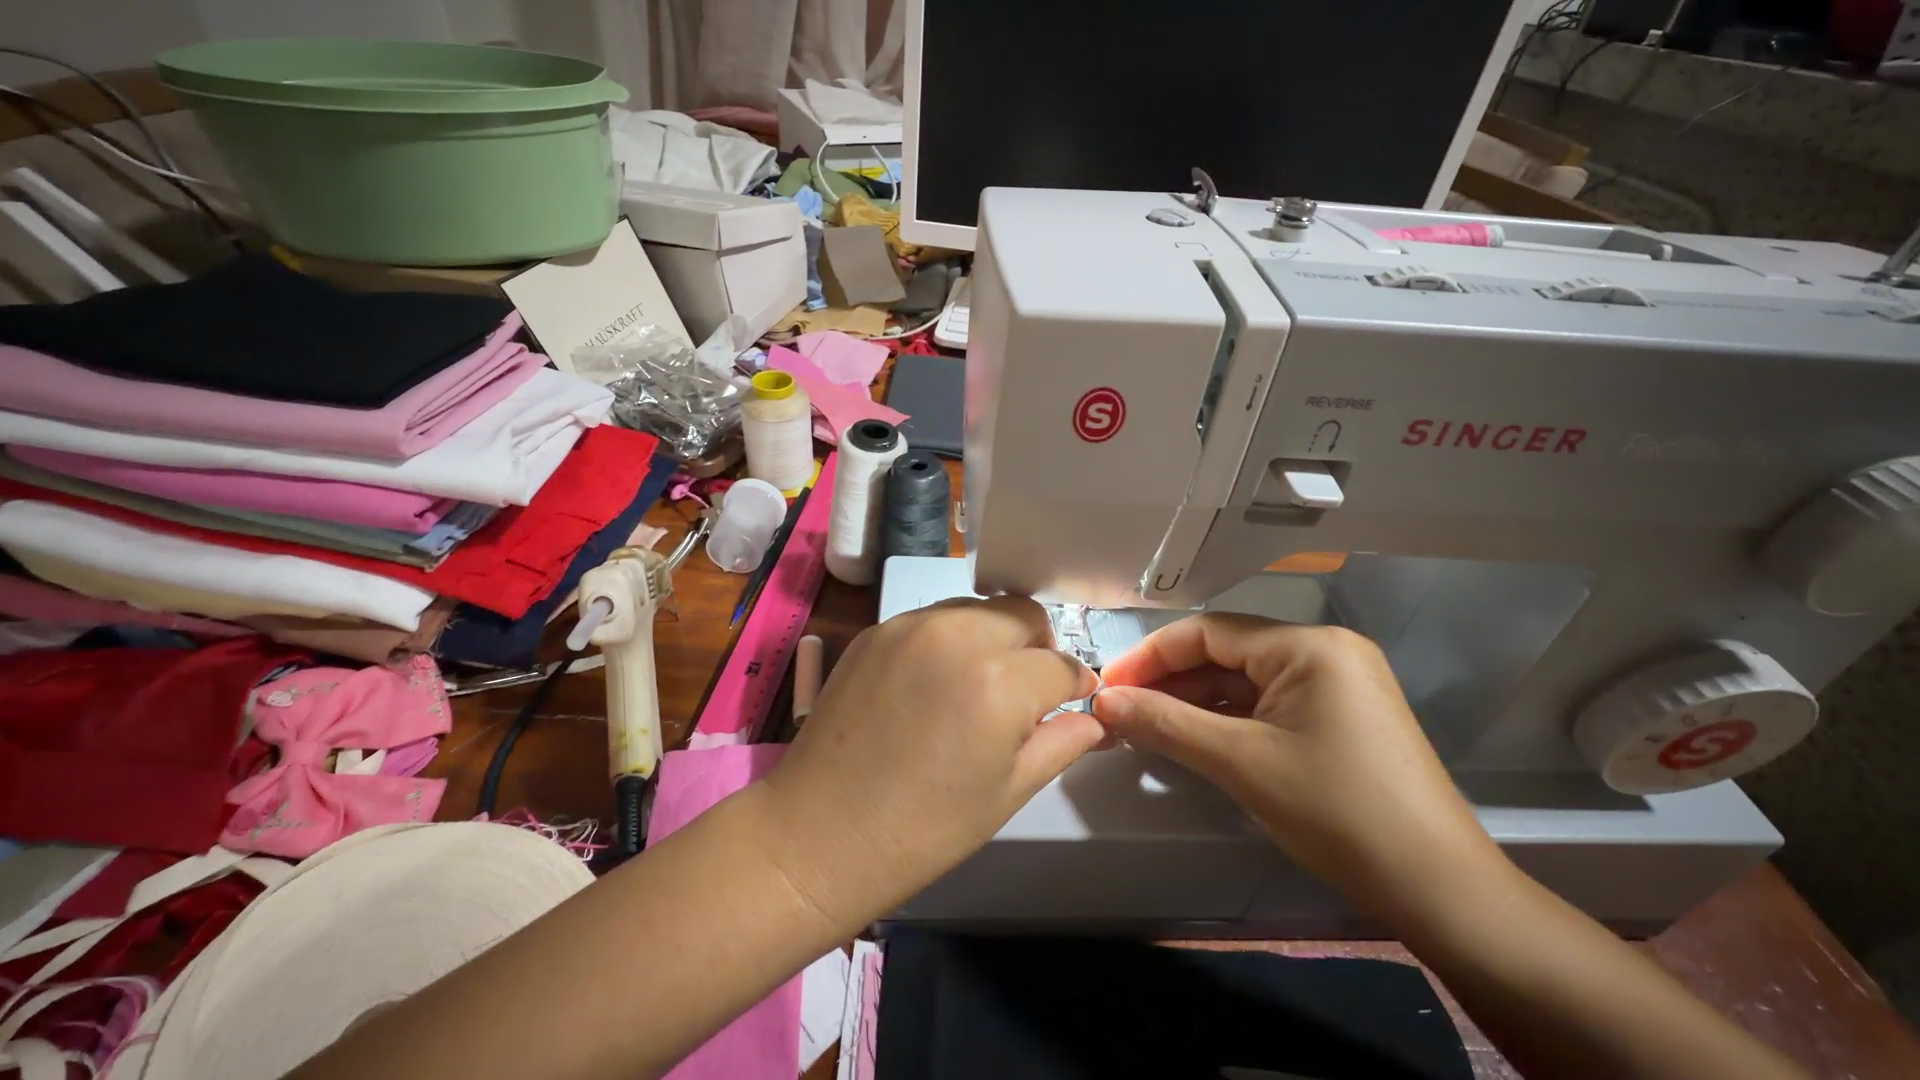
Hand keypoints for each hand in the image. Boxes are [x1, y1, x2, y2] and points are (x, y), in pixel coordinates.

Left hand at [758, 596, 1100, 924]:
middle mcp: (957, 636)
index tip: (1072, 707)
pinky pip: (933, 620)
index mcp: (999, 681)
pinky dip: (950, 642)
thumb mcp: (1008, 792)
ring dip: (994, 639)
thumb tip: (1095, 719)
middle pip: (1024, 615)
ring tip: (977, 689)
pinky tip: (933, 687)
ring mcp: (909, 627)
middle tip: (1024, 696)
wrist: (819, 834)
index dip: (1074, 688)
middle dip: (1037, 649)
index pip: (1062, 664)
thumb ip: (1061, 742)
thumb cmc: (924, 830)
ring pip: (978, 610)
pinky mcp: (875, 631)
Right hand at [1093, 615, 1503, 919]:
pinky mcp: (1341, 716)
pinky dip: (1228, 719)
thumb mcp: (1241, 762)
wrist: (1435, 884)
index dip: (1149, 656)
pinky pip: (1269, 704)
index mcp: (1309, 645)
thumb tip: (1102, 701)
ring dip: (1194, 702)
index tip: (1105, 687)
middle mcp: (1326, 650)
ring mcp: (1338, 683)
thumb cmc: (1335, 811)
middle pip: (1227, 652)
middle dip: (1169, 681)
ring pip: (1246, 680)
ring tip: (1144, 727)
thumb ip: (1166, 724)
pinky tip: (1192, 738)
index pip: (1208, 631)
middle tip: (1118, 712)